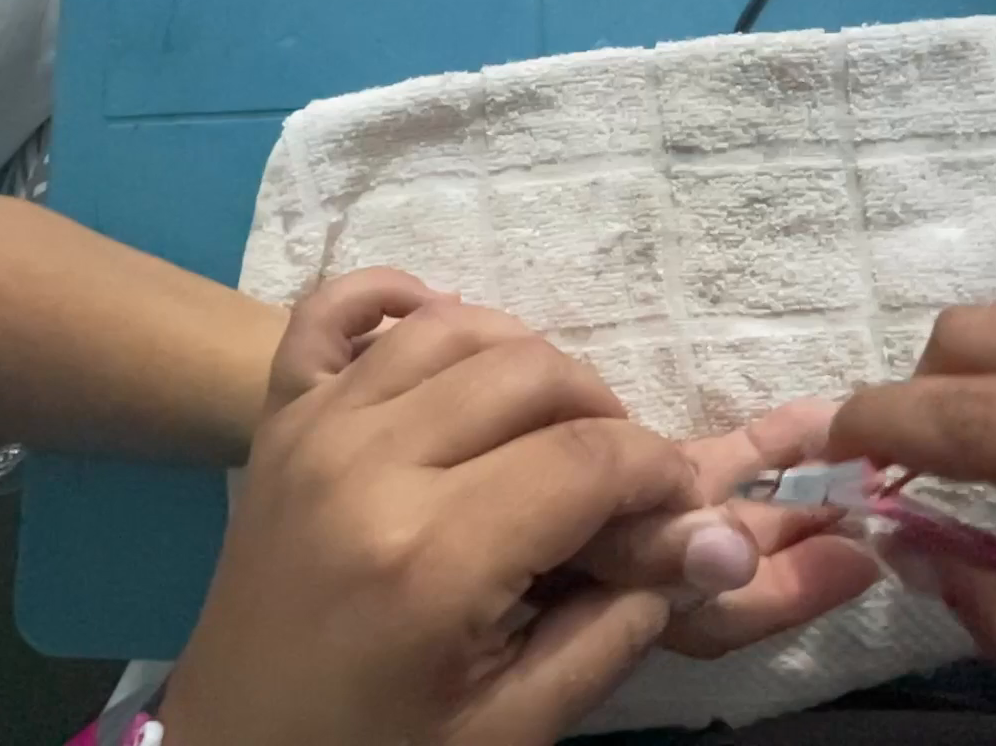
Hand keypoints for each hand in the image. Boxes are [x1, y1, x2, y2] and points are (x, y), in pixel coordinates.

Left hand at [267, 269, 878, 659]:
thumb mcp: (514, 724)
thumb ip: (619, 621)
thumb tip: (715, 538)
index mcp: (429, 557)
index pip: (586, 460)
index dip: (657, 470)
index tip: (680, 499)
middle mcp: (369, 462)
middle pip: (530, 373)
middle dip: (604, 412)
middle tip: (616, 470)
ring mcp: (315, 422)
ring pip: (452, 326)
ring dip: (525, 354)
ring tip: (548, 414)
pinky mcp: (280, 411)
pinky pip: (331, 307)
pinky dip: (391, 293)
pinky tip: (437, 316)